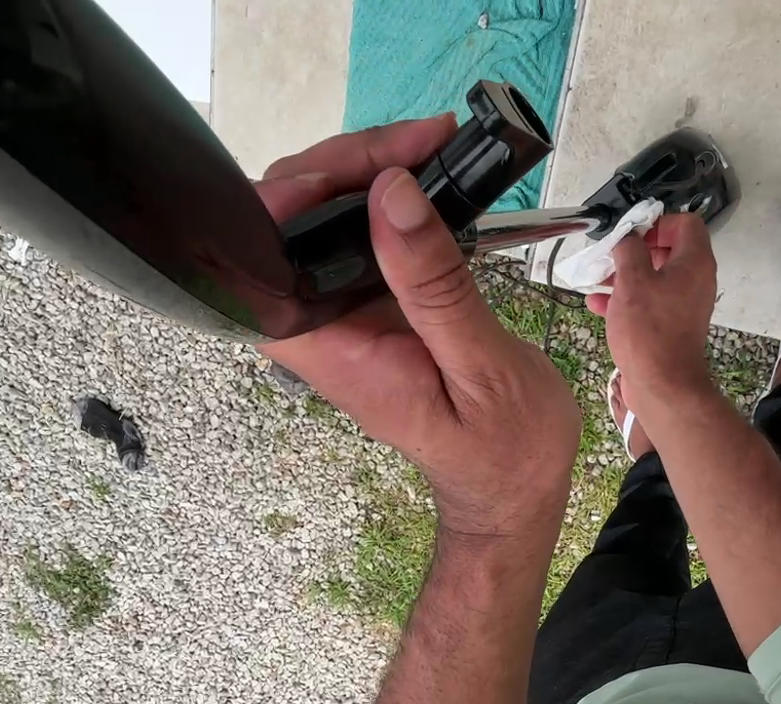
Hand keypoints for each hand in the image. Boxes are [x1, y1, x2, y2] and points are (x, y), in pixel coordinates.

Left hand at [255, 122, 582, 549]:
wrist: (512, 484)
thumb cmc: (502, 450)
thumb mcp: (482, 369)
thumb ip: (435, 289)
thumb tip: (391, 195)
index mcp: (335, 352)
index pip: (267, 257)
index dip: (295, 195)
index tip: (366, 167)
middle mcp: (327, 329)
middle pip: (293, 224)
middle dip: (346, 167)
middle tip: (425, 143)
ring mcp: (350, 317)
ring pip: (328, 221)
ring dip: (374, 174)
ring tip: (438, 148)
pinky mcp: (377, 308)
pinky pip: (365, 237)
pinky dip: (396, 199)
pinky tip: (437, 176)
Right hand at [585, 213, 719, 403]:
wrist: (662, 386)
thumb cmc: (648, 332)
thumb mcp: (632, 281)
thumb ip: (629, 251)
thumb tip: (627, 239)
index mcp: (694, 263)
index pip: (684, 223)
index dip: (656, 222)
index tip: (631, 234)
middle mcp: (694, 282)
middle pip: (667, 251)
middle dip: (635, 251)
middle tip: (612, 256)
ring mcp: (683, 306)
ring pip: (654, 279)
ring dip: (626, 276)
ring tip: (598, 279)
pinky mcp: (670, 328)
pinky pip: (648, 304)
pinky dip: (627, 300)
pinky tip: (597, 304)